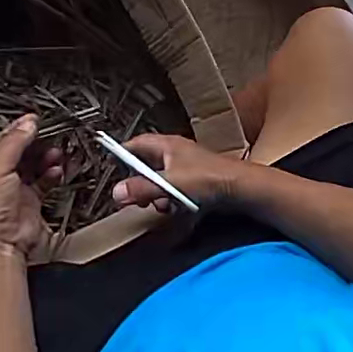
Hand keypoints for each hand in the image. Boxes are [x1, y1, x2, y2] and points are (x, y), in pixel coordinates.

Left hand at [0, 115, 61, 257]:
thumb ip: (14, 144)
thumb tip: (27, 124)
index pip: (0, 141)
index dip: (17, 130)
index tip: (32, 121)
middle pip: (19, 152)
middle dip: (35, 143)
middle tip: (48, 134)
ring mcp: (14, 191)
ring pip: (33, 166)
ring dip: (45, 157)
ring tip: (55, 152)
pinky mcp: (30, 202)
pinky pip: (44, 182)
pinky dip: (51, 174)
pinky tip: (56, 169)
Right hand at [111, 134, 244, 212]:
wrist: (240, 188)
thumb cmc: (209, 178)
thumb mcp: (169, 184)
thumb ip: (142, 188)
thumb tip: (117, 192)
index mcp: (168, 145)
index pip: (137, 143)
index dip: (123, 152)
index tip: (112, 165)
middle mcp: (177, 152)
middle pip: (148, 164)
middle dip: (141, 182)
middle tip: (136, 195)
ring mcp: (188, 166)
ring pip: (162, 180)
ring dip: (158, 195)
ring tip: (161, 205)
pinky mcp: (197, 181)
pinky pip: (176, 189)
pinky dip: (172, 199)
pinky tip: (177, 208)